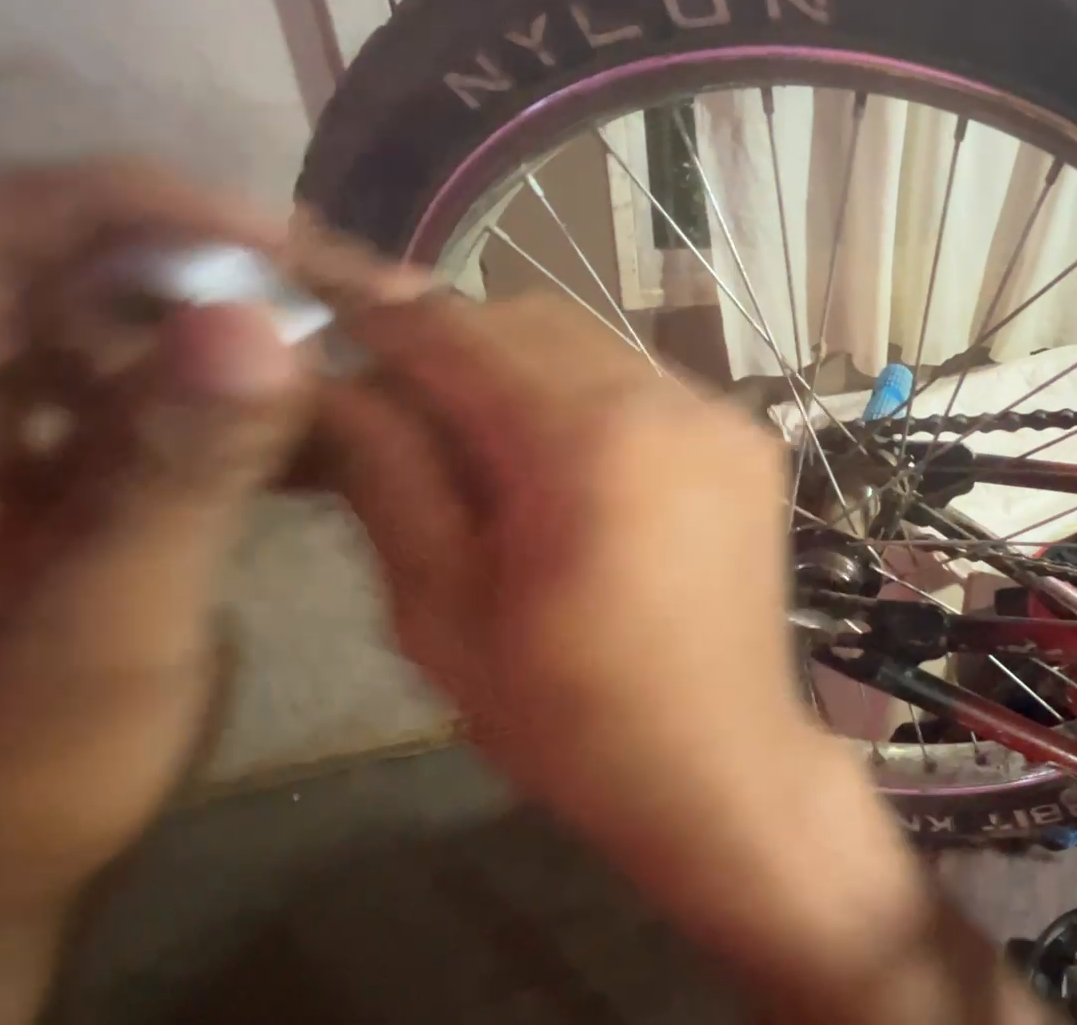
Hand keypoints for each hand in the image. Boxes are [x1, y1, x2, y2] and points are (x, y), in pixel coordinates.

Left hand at [0, 161, 310, 1023]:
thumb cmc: (8, 777)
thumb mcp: (103, 630)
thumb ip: (178, 476)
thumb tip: (264, 327)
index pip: (13, 226)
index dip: (171, 218)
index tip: (317, 263)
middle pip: (89, 260)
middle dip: (241, 281)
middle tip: (373, 324)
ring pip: (136, 321)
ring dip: (258, 342)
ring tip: (364, 379)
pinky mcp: (50, 460)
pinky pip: (159, 389)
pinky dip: (249, 400)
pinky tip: (321, 439)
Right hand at [302, 289, 1054, 1022]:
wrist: (722, 758)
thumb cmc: (572, 715)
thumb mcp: (444, 611)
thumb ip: (390, 475)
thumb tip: (332, 381)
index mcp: (587, 442)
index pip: (457, 330)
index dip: (377, 319)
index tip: (323, 329)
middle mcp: (672, 402)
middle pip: (531, 321)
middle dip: (455, 347)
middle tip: (406, 414)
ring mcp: (726, 418)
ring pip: (595, 345)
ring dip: (526, 372)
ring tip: (491, 450)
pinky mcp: (754, 445)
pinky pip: (652, 386)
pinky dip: (595, 401)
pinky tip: (575, 469)